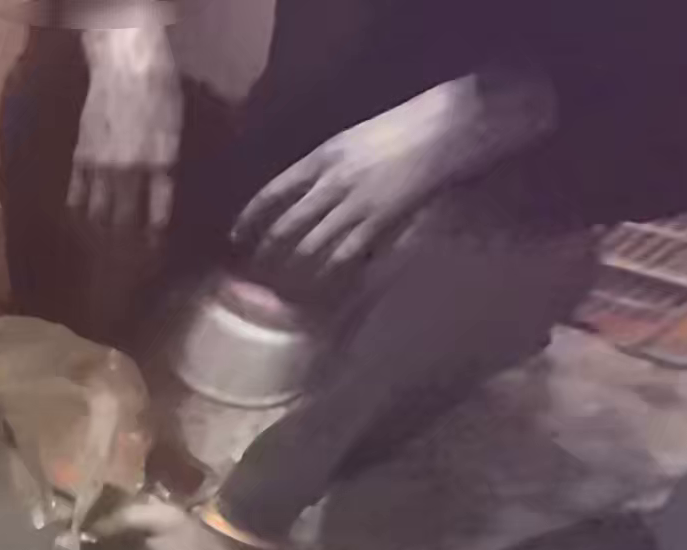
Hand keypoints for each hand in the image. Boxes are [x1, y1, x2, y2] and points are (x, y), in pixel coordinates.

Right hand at [72, 26, 182, 233]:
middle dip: (126, 243)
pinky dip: (79, 211)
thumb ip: (165, 168)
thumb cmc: (158, 91)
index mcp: (159, 163)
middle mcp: (129, 170)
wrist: (125, 64)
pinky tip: (81, 219)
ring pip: (99, 214)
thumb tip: (156, 199)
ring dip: (102, 232)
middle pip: (125, 220)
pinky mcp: (81, 158)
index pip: (157, 213)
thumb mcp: (173, 132)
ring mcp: (102, 166)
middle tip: (125, 257)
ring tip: (102, 244)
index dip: (154, 237)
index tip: (152, 252)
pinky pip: (77, 195)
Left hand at [232, 98, 455, 274]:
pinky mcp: (378, 224)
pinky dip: (326, 276)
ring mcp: (354, 206)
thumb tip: (288, 200)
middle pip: (284, 228)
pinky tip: (316, 289)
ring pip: (309, 248)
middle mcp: (331, 184)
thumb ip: (317, 171)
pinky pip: (343, 258)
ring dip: (291, 271)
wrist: (453, 124)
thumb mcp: (348, 142)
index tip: (233, 239)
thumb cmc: (399, 130)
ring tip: (279, 288)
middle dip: (264, 254)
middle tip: (253, 273)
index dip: (248, 219)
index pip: (271, 193)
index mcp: (321, 158)